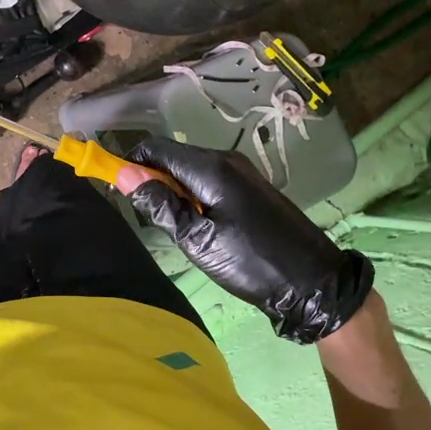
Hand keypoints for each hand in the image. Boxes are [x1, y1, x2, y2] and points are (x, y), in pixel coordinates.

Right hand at [120, 139, 373, 343]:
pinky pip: (208, 180)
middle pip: (172, 156)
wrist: (311, 281)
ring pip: (189, 169)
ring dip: (171, 190)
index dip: (131, 164)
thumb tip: (125, 175)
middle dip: (151, 178)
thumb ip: (161, 205)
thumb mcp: (197, 239)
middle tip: (150, 218)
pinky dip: (192, 196)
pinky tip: (197, 225)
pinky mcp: (249, 188)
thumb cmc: (251, 261)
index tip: (119, 192)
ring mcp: (240, 172)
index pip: (156, 148)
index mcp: (211, 166)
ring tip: (174, 227)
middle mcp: (225, 159)